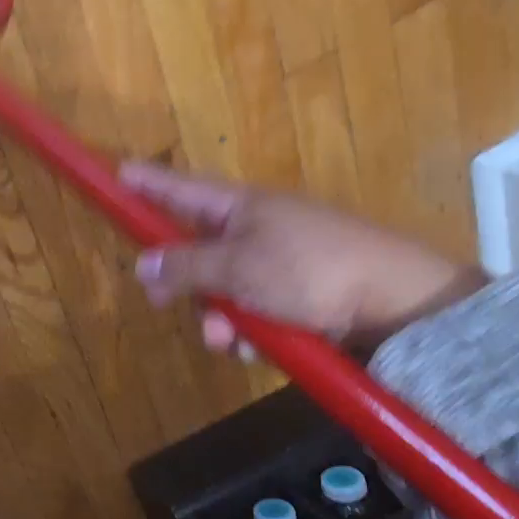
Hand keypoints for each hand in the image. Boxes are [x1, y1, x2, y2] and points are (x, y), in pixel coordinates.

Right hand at [118, 161, 487, 349]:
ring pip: (220, 292)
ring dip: (217, 318)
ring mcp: (279, 266)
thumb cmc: (311, 271)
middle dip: (182, 284)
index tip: (119, 172)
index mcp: (244, 209)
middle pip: (196, 252)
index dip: (151, 184)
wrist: (400, 305)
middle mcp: (258, 232)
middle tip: (163, 302)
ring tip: (231, 339)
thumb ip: (185, 267)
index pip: (184, 191)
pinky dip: (247, 331)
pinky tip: (256, 346)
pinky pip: (250, 314)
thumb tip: (142, 263)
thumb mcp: (237, 268)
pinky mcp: (298, 299)